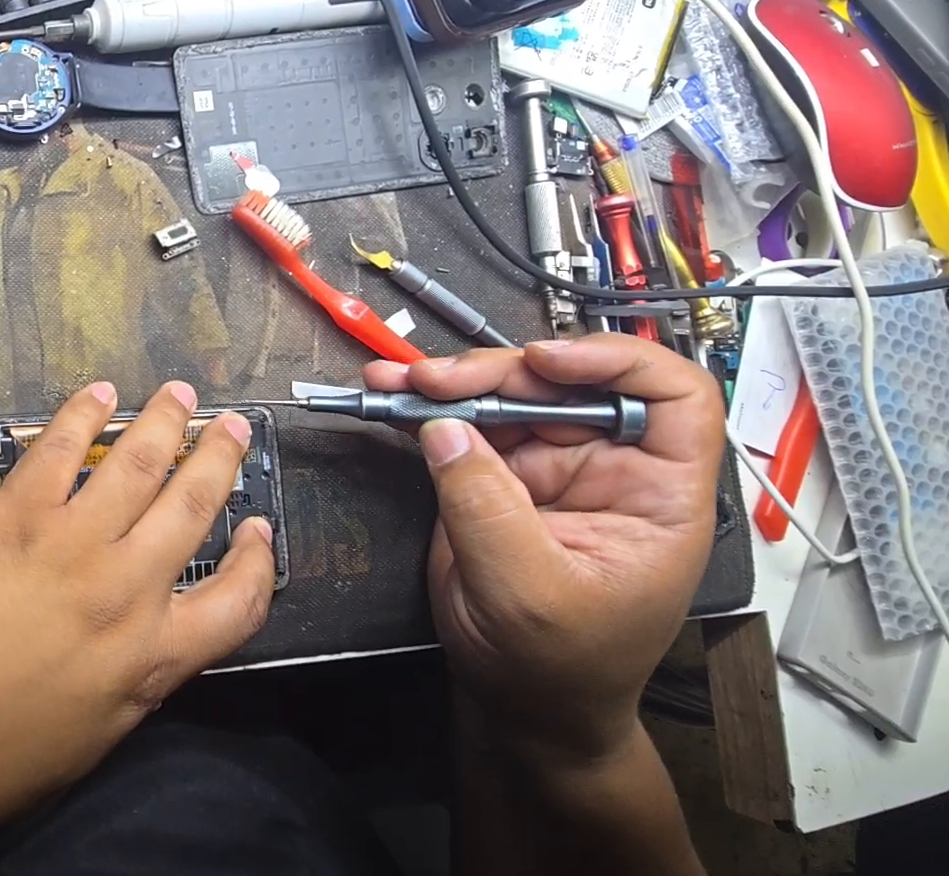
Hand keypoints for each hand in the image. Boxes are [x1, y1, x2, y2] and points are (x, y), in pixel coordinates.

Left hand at [0, 381, 275, 832]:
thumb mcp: (88, 735)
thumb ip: (125, 680)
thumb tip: (139, 644)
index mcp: (150, 658)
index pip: (236, 604)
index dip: (257, 562)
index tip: (258, 528)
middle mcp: (125, 590)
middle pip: (191, 509)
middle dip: (218, 460)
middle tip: (229, 426)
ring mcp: (71, 544)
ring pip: (136, 466)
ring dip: (162, 423)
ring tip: (179, 395)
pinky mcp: (15, 514)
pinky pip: (59, 450)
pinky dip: (82, 415)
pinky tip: (97, 395)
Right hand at [362, 335, 722, 758]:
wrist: (517, 699)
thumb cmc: (555, 663)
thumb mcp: (527, 590)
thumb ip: (486, 507)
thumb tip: (445, 430)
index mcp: (653, 492)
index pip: (670, 397)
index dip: (615, 363)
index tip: (544, 362)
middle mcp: (603, 466)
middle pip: (561, 385)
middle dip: (494, 373)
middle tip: (432, 381)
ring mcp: (541, 468)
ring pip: (500, 397)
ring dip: (445, 384)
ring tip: (394, 382)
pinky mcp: (488, 476)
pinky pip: (456, 425)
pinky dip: (419, 408)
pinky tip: (390, 396)